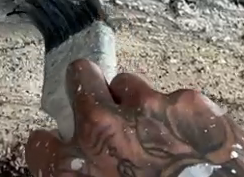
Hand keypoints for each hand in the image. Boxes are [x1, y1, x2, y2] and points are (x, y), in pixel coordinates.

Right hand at [26, 61, 243, 176]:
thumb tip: (90, 176)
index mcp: (74, 171)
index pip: (42, 144)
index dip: (57, 149)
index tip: (70, 154)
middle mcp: (100, 129)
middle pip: (80, 77)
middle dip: (91, 92)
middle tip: (110, 119)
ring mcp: (146, 112)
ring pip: (130, 83)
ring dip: (140, 107)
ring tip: (163, 139)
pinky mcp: (192, 107)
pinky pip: (180, 102)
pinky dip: (187, 123)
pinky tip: (202, 152)